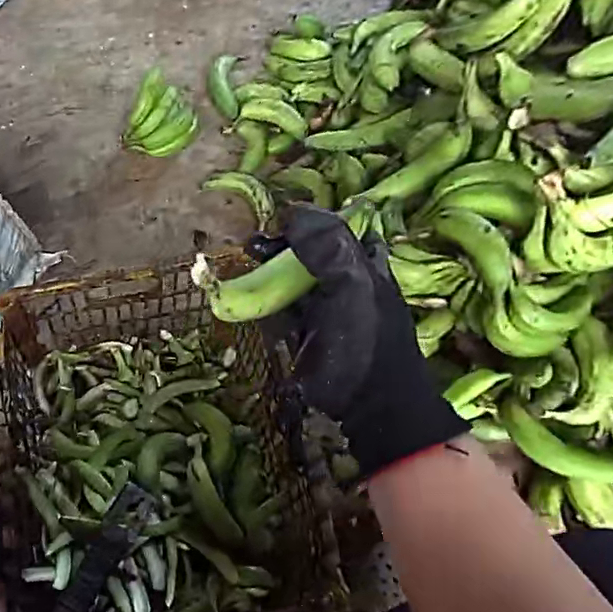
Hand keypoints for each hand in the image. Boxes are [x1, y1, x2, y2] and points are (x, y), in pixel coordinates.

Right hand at [252, 205, 465, 475]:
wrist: (367, 400)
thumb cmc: (367, 338)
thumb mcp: (353, 283)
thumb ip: (328, 245)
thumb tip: (292, 210)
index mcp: (363, 263)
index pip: (334, 231)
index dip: (309, 223)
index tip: (280, 222)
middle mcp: (341, 282)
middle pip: (305, 254)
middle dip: (279, 248)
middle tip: (253, 245)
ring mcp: (320, 309)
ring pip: (288, 281)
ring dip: (266, 273)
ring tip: (245, 264)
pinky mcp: (302, 334)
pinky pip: (279, 310)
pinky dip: (264, 302)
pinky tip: (248, 296)